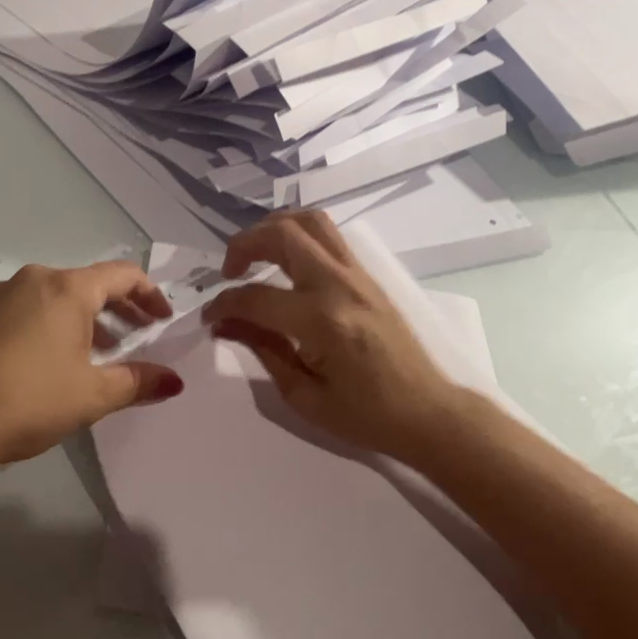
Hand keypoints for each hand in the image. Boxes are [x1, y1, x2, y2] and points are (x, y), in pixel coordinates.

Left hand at [0, 261, 180, 507]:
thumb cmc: (27, 402)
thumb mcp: (91, 396)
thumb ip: (137, 382)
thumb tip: (174, 381)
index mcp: (66, 289)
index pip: (122, 275)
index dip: (150, 294)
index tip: (163, 320)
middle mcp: (33, 280)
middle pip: (88, 284)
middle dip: (119, 309)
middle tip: (139, 337)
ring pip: (55, 298)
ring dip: (84, 320)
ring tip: (97, 356)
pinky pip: (27, 310)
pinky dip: (52, 326)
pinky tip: (50, 364)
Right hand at [202, 211, 462, 459]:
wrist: (428, 412)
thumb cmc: (366, 416)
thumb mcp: (305, 396)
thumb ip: (264, 350)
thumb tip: (226, 323)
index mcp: (321, 321)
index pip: (256, 297)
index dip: (223, 304)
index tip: (209, 317)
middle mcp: (339, 285)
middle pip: (283, 234)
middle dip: (244, 245)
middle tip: (229, 272)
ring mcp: (357, 275)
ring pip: (310, 221)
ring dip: (274, 228)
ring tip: (256, 254)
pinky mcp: (367, 276)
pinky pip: (329, 236)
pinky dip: (298, 235)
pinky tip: (285, 261)